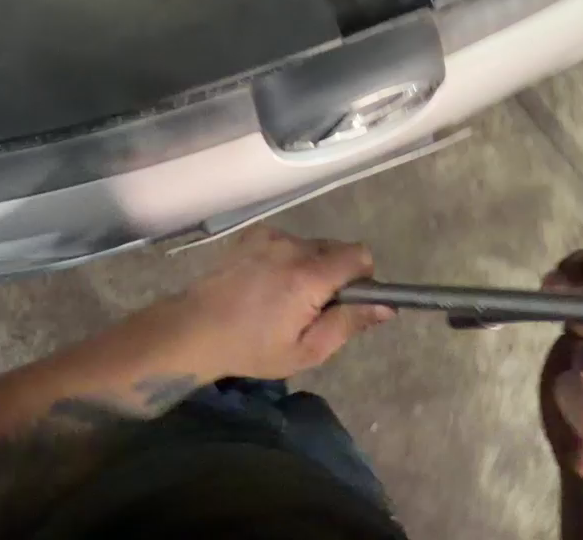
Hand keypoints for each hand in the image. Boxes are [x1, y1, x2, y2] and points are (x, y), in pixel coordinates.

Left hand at [160, 227, 393, 379]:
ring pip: (312, 245)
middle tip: (313, 307)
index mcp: (308, 276)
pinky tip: (267, 283)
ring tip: (285, 297)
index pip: (358, 255)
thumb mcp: (307, 350)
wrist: (197, 327)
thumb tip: (385, 305)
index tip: (349, 301)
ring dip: (311, 266)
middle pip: (336, 248)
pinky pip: (288, 241)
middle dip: (336, 274)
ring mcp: (270, 236)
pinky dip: (288, 257)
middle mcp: (292, 246)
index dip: (363, 277)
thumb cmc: (254, 347)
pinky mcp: (254, 233)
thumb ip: (348, 323)